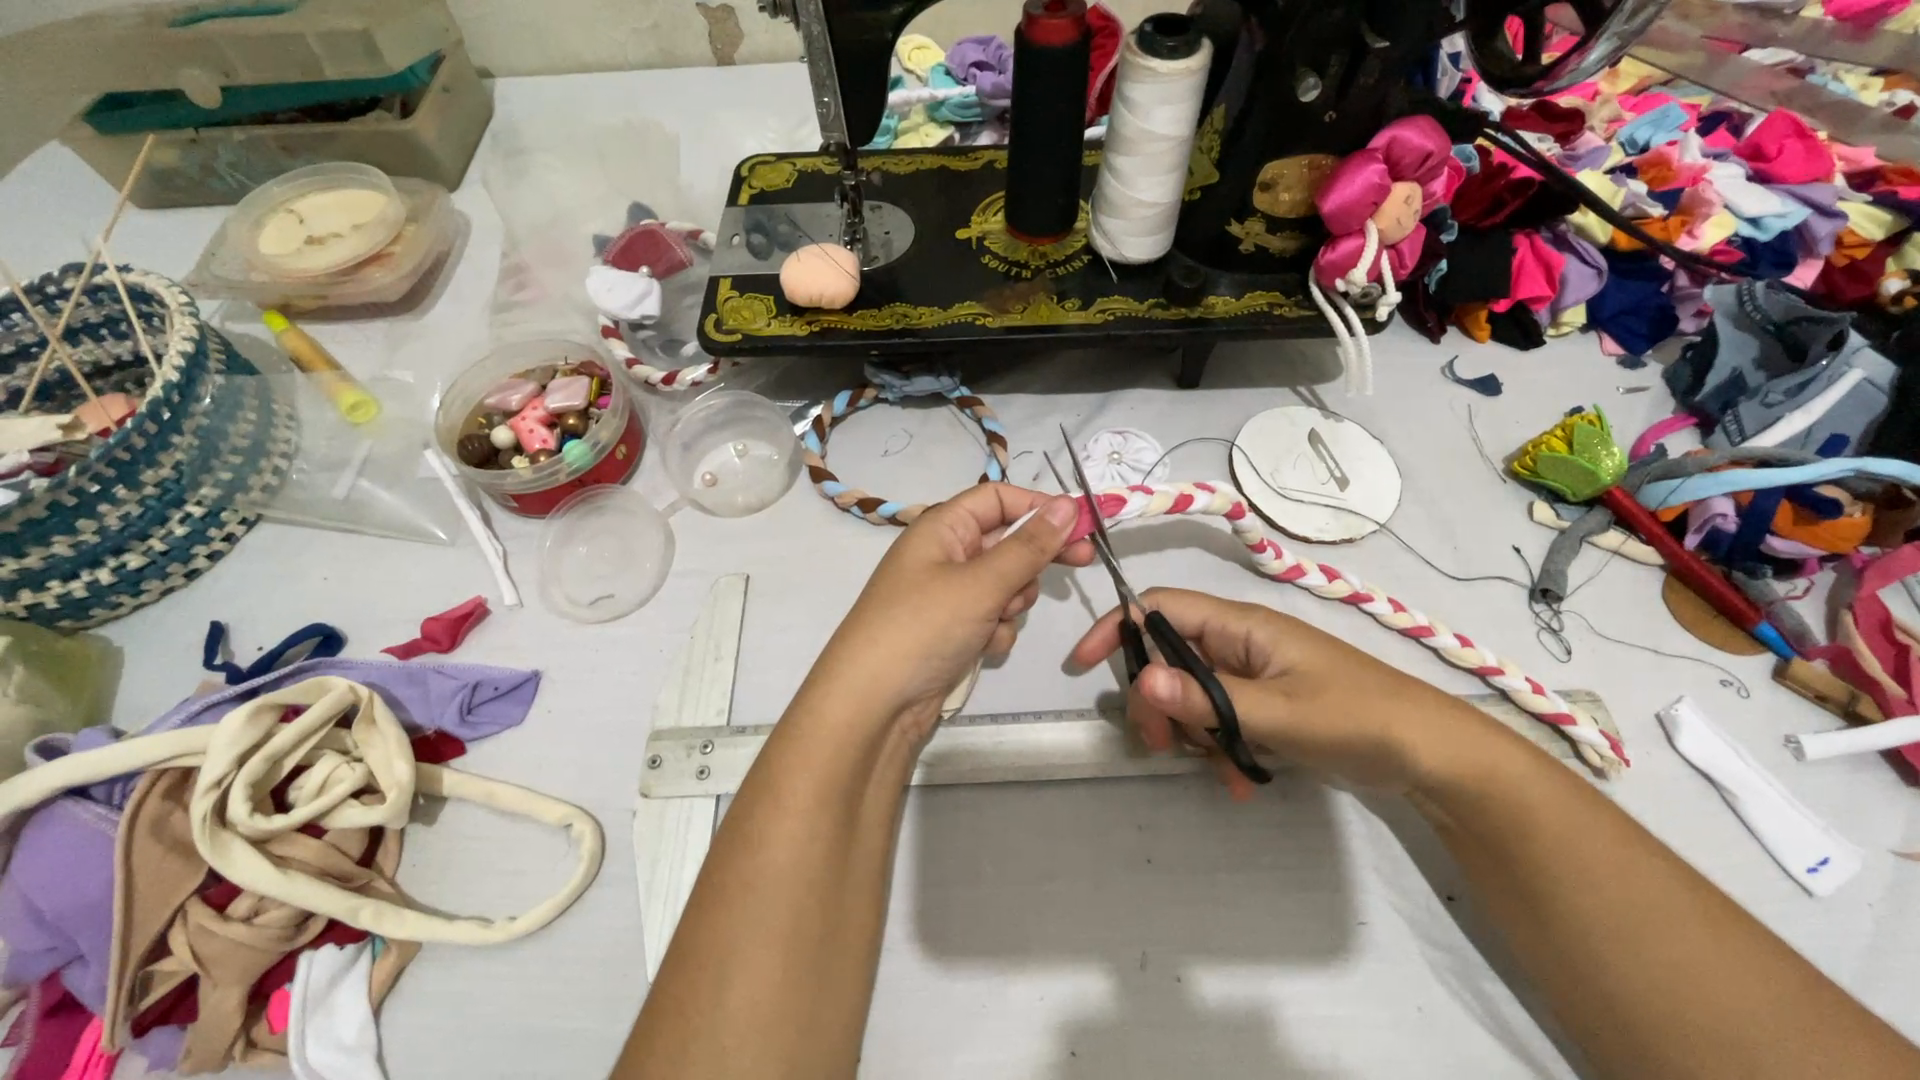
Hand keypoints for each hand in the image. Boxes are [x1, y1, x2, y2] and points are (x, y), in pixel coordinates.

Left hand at [807, 484, 1096, 739]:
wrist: (874, 703)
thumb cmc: (924, 628)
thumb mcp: (982, 583)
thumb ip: (1030, 546)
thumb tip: (1069, 504)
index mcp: (942, 527)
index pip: (998, 498)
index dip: (1040, 506)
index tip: (1082, 524)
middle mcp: (944, 554)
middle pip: (1006, 540)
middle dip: (1035, 557)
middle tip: (1082, 563)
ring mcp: (947, 595)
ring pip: (1005, 583)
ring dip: (1012, 601)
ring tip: (997, 618)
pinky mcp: (952, 630)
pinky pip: (992, 617)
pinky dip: (996, 630)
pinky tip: (983, 647)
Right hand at [1068, 588, 1495, 797]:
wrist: (1433, 756)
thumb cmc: (1358, 718)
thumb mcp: (1279, 713)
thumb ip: (1208, 699)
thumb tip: (1142, 682)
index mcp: (1242, 626)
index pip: (1160, 607)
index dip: (1117, 628)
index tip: (1084, 667)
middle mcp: (1241, 644)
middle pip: (1169, 656)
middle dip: (1156, 701)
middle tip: (1161, 746)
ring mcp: (1255, 676)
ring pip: (1192, 694)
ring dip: (1191, 733)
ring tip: (1216, 770)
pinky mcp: (1268, 707)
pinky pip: (1222, 720)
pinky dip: (1220, 749)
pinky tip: (1241, 782)